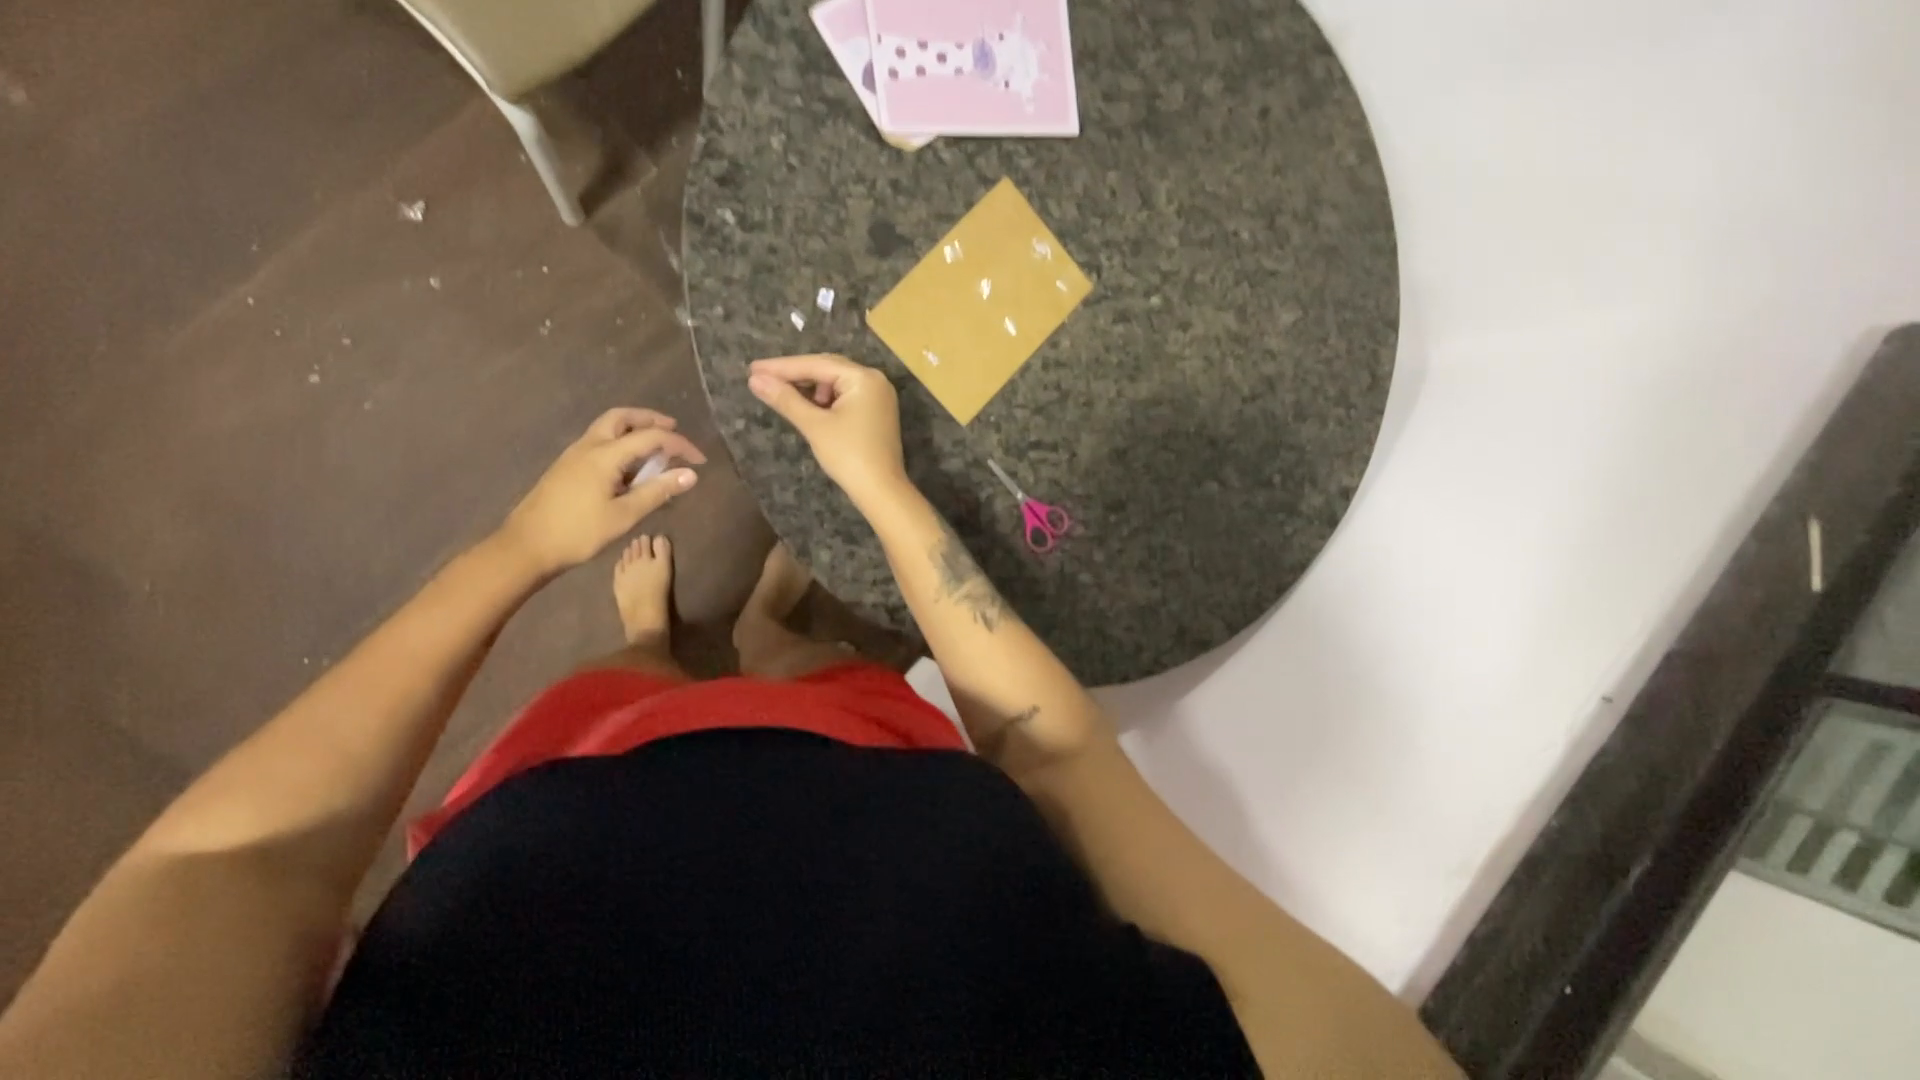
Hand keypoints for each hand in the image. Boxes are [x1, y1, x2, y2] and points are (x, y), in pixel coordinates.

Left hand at [499, 408, 706, 576]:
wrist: (526, 547)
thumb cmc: (578, 532)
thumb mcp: (624, 515)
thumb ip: (658, 491)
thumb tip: (690, 474)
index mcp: (604, 455)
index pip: (651, 437)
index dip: (680, 444)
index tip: (699, 460)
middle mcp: (588, 446)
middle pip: (621, 417)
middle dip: (650, 419)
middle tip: (672, 430)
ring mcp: (573, 455)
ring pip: (607, 428)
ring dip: (633, 429)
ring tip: (655, 448)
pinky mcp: (567, 467)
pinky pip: (598, 442)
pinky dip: (620, 443)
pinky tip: (629, 467)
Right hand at [748, 354, 907, 504]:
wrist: (881, 491)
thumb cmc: (848, 456)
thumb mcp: (814, 425)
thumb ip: (786, 399)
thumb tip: (755, 380)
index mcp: (863, 377)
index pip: (816, 364)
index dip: (782, 366)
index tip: (753, 368)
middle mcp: (874, 380)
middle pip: (827, 368)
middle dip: (794, 374)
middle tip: (761, 377)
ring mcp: (878, 396)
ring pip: (835, 382)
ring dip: (809, 387)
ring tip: (783, 394)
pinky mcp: (876, 411)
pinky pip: (845, 396)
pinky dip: (824, 399)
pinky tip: (808, 406)